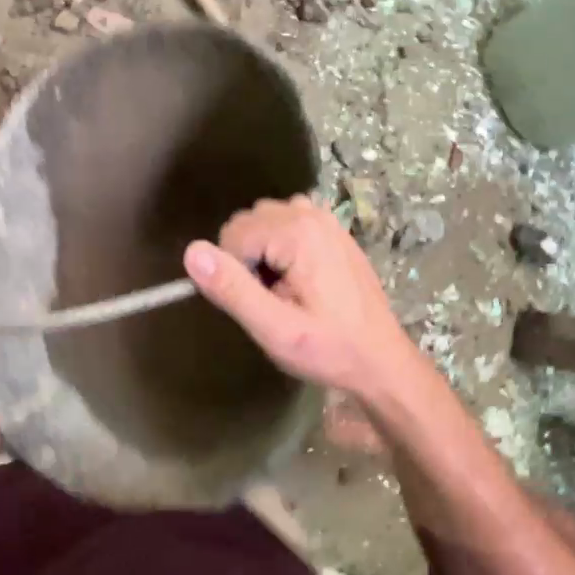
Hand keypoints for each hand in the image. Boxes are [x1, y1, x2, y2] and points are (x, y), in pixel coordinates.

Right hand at [184, 195, 416, 401]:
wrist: (383, 361)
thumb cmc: (330, 349)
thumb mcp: (275, 329)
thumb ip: (232, 289)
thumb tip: (192, 252)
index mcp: (297, 233)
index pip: (231, 235)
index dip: (236, 273)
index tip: (264, 303)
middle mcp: (310, 213)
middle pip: (245, 223)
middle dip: (249, 260)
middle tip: (276, 300)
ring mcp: (324, 217)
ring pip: (262, 221)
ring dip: (263, 252)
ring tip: (287, 291)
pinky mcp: (331, 227)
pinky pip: (284, 222)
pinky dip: (280, 244)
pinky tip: (299, 278)